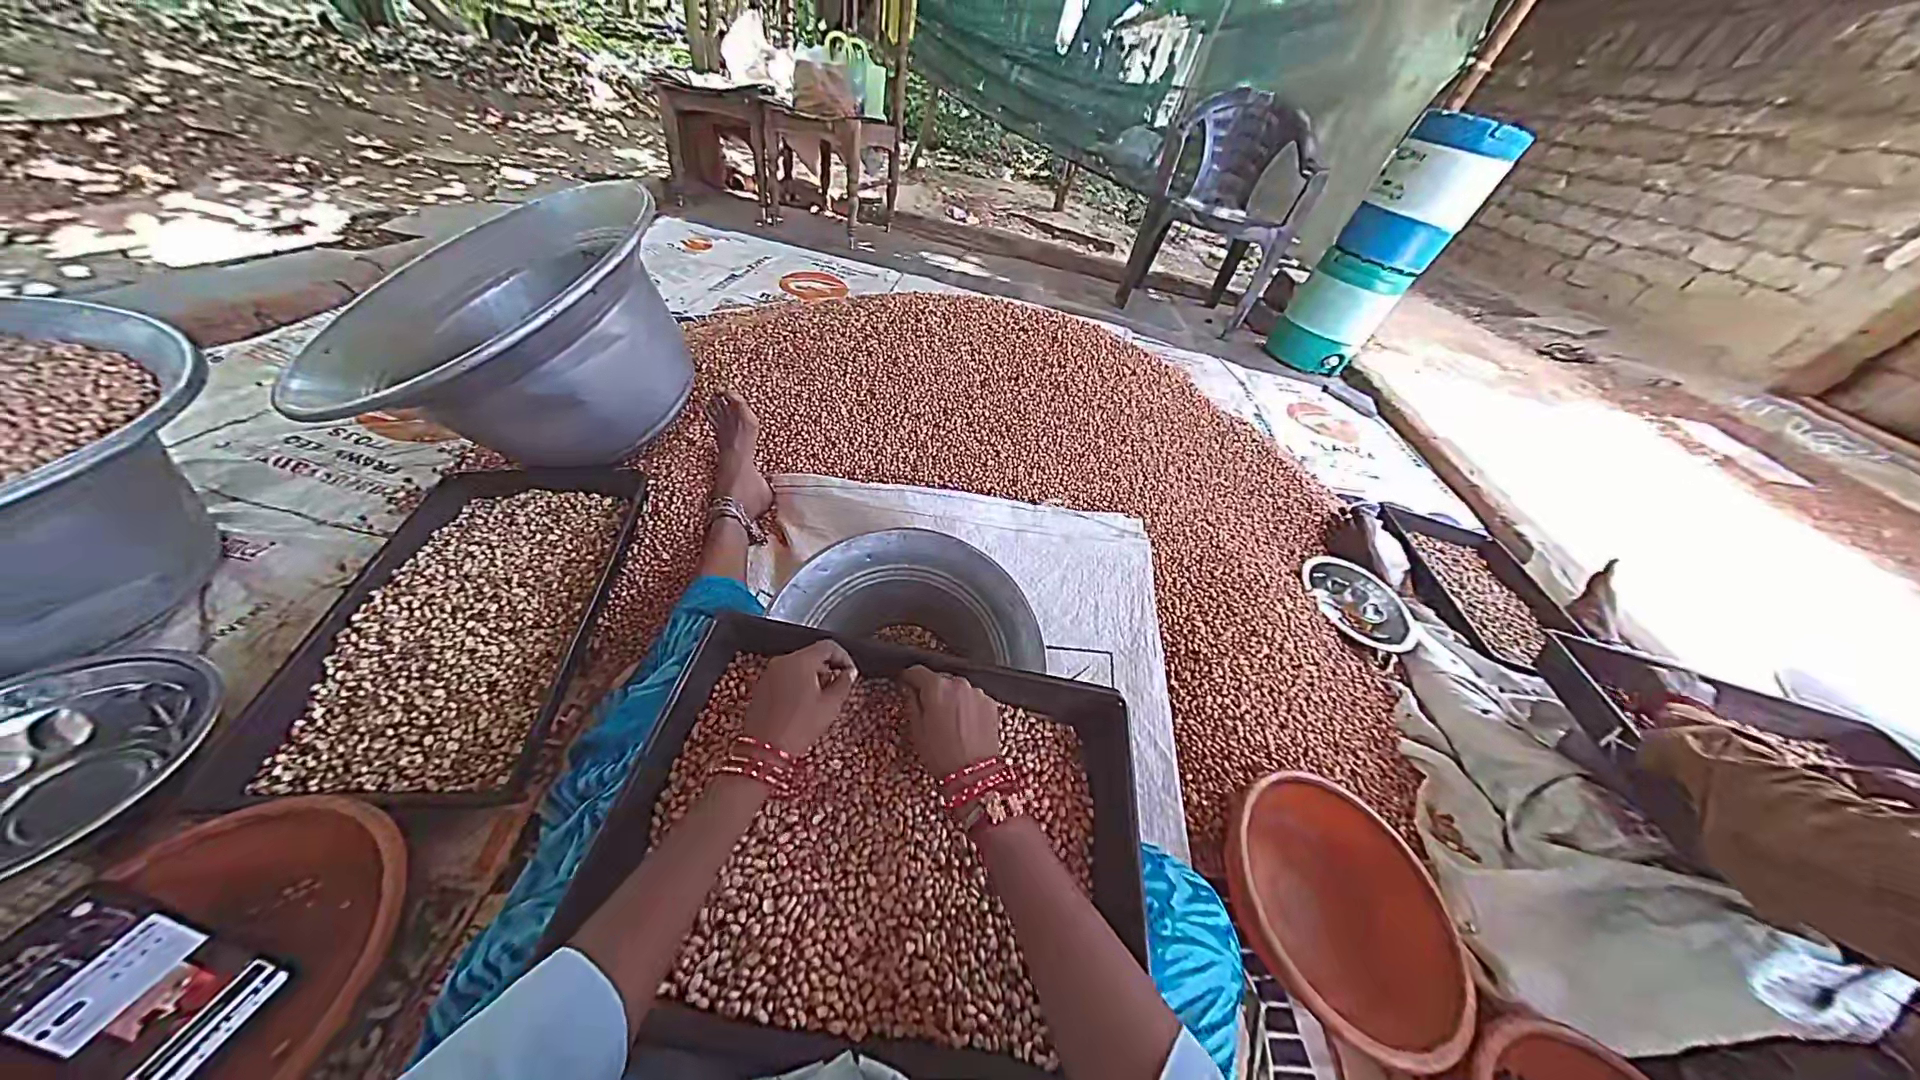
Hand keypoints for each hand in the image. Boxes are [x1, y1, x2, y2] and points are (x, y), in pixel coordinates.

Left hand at [742, 640, 856, 755]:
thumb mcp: (831, 705)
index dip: (844, 657)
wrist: (765, 750)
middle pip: (812, 655)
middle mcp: (782, 661)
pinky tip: (803, 705)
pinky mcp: (761, 687)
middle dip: (828, 669)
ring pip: (797, 666)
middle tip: (838, 688)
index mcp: (801, 660)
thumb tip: (848, 673)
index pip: (828, 646)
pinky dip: (797, 684)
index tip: (851, 672)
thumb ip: (844, 683)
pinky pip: (785, 677)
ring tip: (821, 699)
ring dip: (813, 677)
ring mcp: (769, 673)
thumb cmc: (800, 726)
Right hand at [900, 665, 1000, 778]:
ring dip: (951, 697)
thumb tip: (909, 689)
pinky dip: (966, 705)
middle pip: (939, 678)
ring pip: (957, 688)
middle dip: (931, 690)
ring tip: (947, 721)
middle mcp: (959, 684)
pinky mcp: (990, 703)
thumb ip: (911, 702)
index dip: (908, 677)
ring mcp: (977, 692)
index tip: (905, 682)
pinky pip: (972, 697)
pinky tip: (962, 724)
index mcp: (937, 688)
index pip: (917, 670)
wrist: (974, 774)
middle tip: (927, 710)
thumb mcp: (917, 730)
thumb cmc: (942, 755)